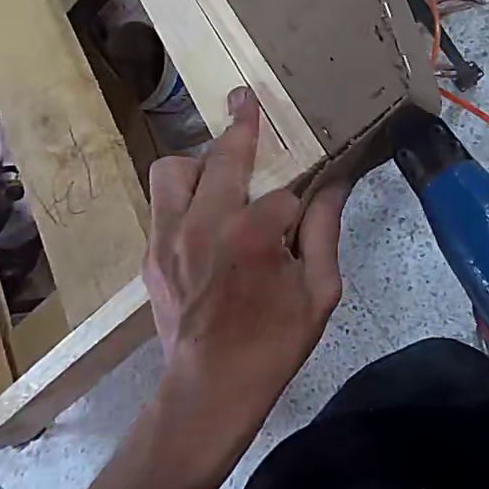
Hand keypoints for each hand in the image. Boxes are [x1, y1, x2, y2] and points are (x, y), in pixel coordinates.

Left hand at [143, 87, 349, 438]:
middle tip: (246, 98)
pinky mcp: (151, 252)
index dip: (302, 201)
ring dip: (200, 162)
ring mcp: (170, 236)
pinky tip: (203, 212)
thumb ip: (326, 230)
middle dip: (242, 123)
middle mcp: (206, 223)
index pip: (287, 192)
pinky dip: (183, 194)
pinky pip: (161, 200)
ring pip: (175, 168)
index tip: (309, 203)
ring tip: (220, 174)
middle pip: (225, 154)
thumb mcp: (320, 292)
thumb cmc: (274, 343)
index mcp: (254, 235)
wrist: (210, 390)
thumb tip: (337, 183)